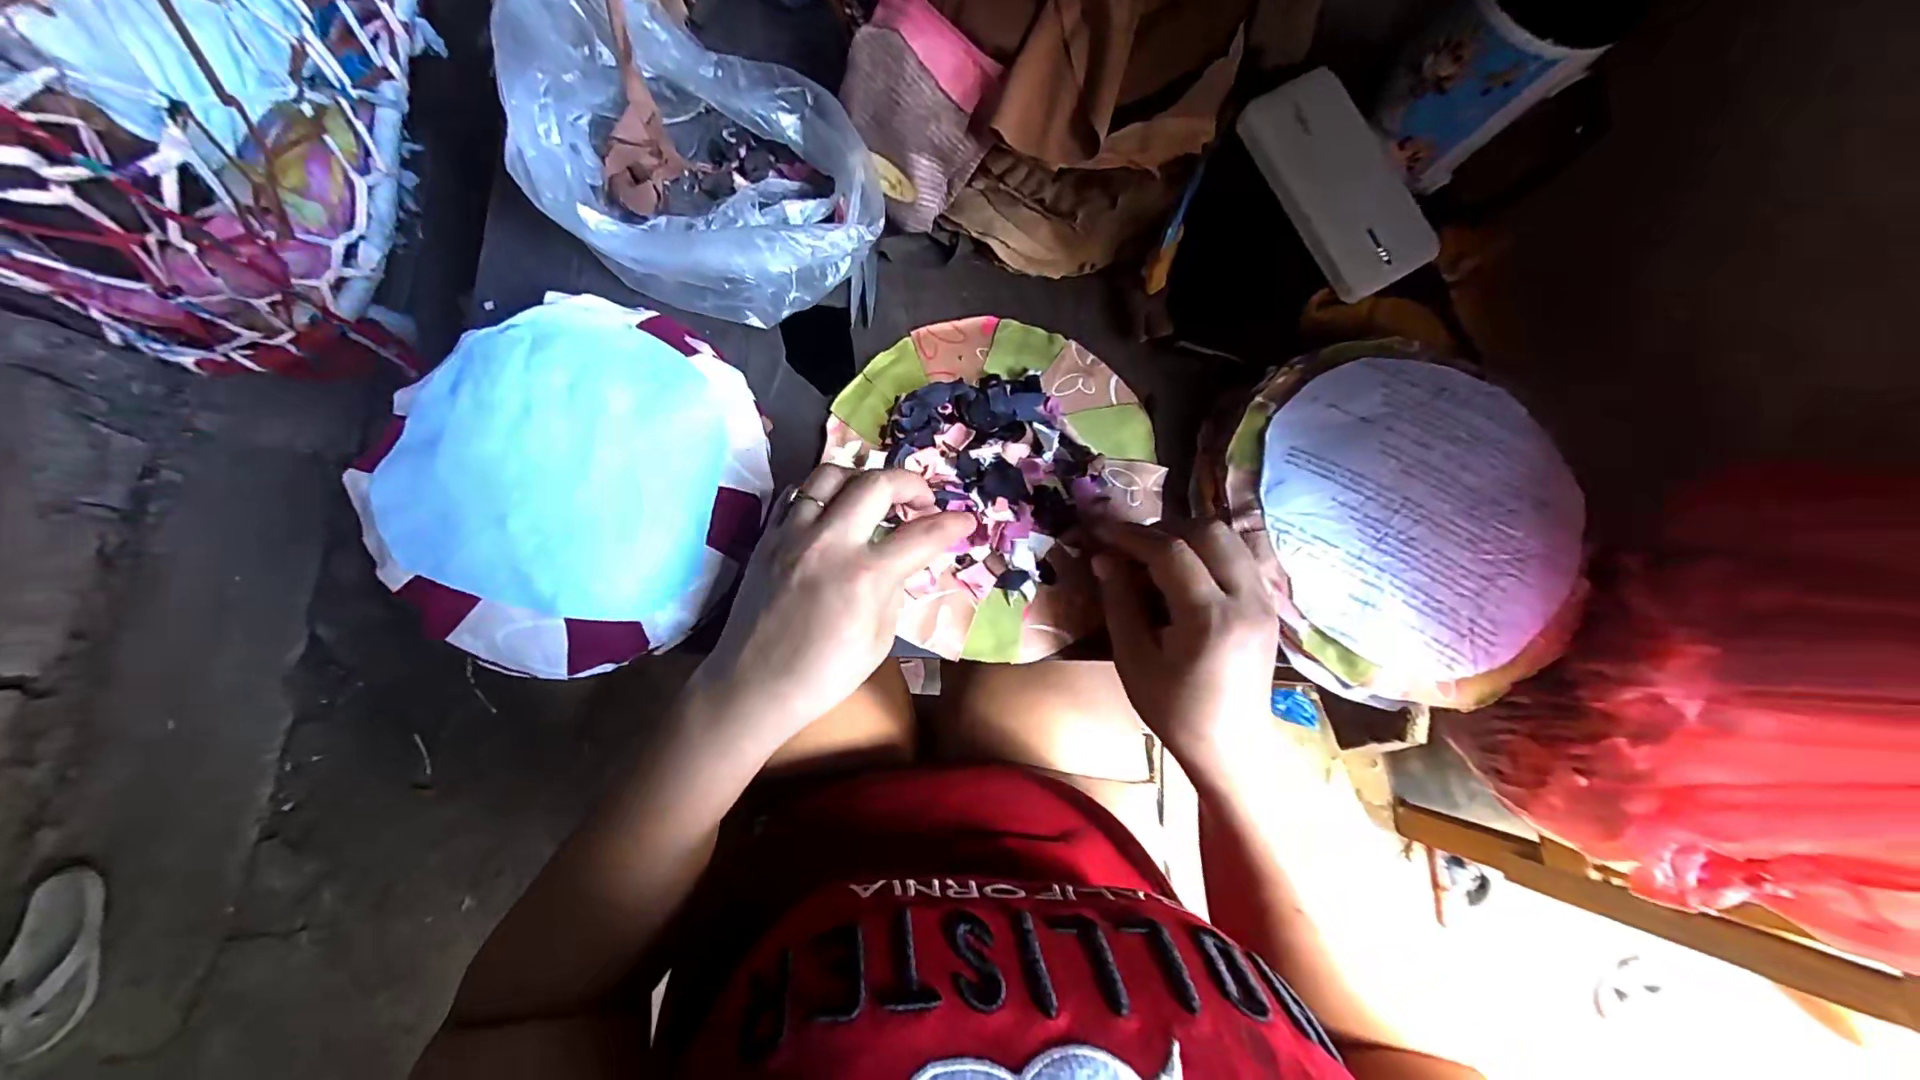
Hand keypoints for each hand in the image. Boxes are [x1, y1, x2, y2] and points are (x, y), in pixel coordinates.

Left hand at [695, 465, 974, 737]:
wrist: (753, 687)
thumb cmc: (824, 675)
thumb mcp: (880, 639)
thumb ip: (894, 589)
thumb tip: (900, 561)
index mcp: (865, 575)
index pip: (922, 535)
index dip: (953, 524)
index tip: (966, 520)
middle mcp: (829, 542)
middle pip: (878, 483)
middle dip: (912, 484)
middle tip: (923, 502)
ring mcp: (793, 534)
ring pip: (832, 474)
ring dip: (864, 480)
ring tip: (876, 500)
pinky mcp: (768, 537)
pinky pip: (798, 494)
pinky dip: (824, 494)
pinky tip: (834, 513)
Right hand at [1091, 520, 1279, 778]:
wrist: (1232, 746)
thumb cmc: (1175, 710)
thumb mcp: (1134, 660)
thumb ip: (1119, 602)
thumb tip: (1103, 557)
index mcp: (1210, 617)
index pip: (1170, 551)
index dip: (1130, 535)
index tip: (1100, 529)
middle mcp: (1246, 599)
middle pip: (1207, 531)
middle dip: (1162, 529)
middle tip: (1130, 546)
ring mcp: (1264, 601)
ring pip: (1229, 538)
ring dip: (1188, 535)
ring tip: (1155, 555)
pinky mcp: (1268, 606)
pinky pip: (1240, 557)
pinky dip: (1209, 551)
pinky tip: (1185, 572)